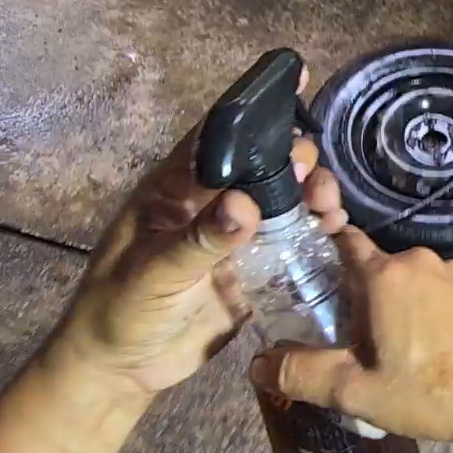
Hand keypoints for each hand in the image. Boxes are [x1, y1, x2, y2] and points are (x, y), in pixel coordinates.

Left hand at [52, 125, 347, 398]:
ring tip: (329, 205)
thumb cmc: (118, 314)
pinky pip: (295, 237)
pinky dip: (318, 229)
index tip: (298, 80)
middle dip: (296, 160)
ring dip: (313, 194)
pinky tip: (334, 228)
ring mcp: (238, 233)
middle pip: (264, 165)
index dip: (256, 108)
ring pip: (286, 199)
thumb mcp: (152, 275)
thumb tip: (245, 204)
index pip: (219, 136)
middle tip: (314, 175)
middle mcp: (212, 202)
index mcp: (177, 189)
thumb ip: (200, 239)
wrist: (124, 371)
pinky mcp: (259, 264)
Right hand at [250, 229, 452, 452]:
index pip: (345, 243)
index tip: (305, 270)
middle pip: (376, 270)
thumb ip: (300, 372)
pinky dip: (426, 311)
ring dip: (394, 307)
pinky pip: (439, 292)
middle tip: (347, 343)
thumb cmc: (429, 393)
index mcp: (389, 274)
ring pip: (410, 282)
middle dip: (358, 298)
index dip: (322, 253)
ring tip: (389, 354)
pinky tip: (429, 350)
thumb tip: (257, 362)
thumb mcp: (355, 392)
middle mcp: (424, 261)